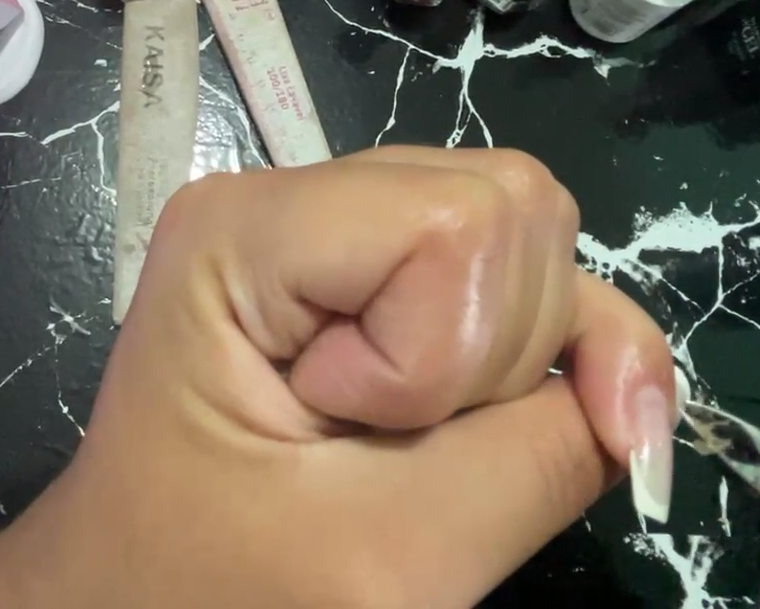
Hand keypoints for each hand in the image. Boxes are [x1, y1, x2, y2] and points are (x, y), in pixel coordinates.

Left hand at [0, 147, 676, 607]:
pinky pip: (490, 256)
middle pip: (499, 202)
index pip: (454, 218)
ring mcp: (324, 214)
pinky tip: (476, 411)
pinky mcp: (356, 255)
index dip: (452, 348)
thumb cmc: (208, 584)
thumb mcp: (381, 557)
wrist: (128, 584)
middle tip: (394, 433)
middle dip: (493, 342)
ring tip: (401, 426)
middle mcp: (285, 190)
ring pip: (513, 223)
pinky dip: (512, 342)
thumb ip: (530, 462)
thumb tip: (630, 400)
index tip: (364, 430)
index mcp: (247, 224)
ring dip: (504, 348)